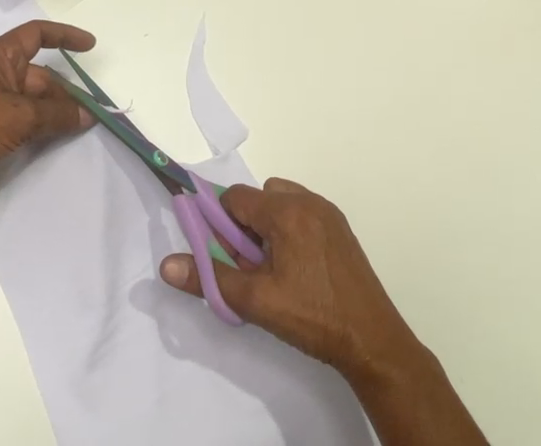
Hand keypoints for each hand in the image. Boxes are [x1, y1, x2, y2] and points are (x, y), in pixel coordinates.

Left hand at [0, 20, 96, 200]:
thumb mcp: (20, 117)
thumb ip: (57, 114)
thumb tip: (88, 114)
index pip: (36, 34)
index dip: (65, 36)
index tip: (90, 46)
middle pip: (39, 73)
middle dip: (65, 90)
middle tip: (92, 113)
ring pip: (32, 98)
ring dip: (55, 110)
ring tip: (80, 126)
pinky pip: (21, 116)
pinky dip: (40, 123)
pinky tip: (56, 136)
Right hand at [161, 179, 488, 444]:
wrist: (374, 342)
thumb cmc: (312, 317)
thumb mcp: (254, 301)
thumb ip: (209, 277)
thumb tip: (166, 265)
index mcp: (286, 212)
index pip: (234, 198)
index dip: (222, 227)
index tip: (231, 259)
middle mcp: (308, 202)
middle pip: (257, 199)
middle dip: (245, 228)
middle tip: (253, 268)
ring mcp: (329, 214)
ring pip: (279, 205)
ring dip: (266, 229)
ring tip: (274, 271)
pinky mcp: (341, 230)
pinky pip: (301, 214)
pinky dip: (289, 232)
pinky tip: (296, 271)